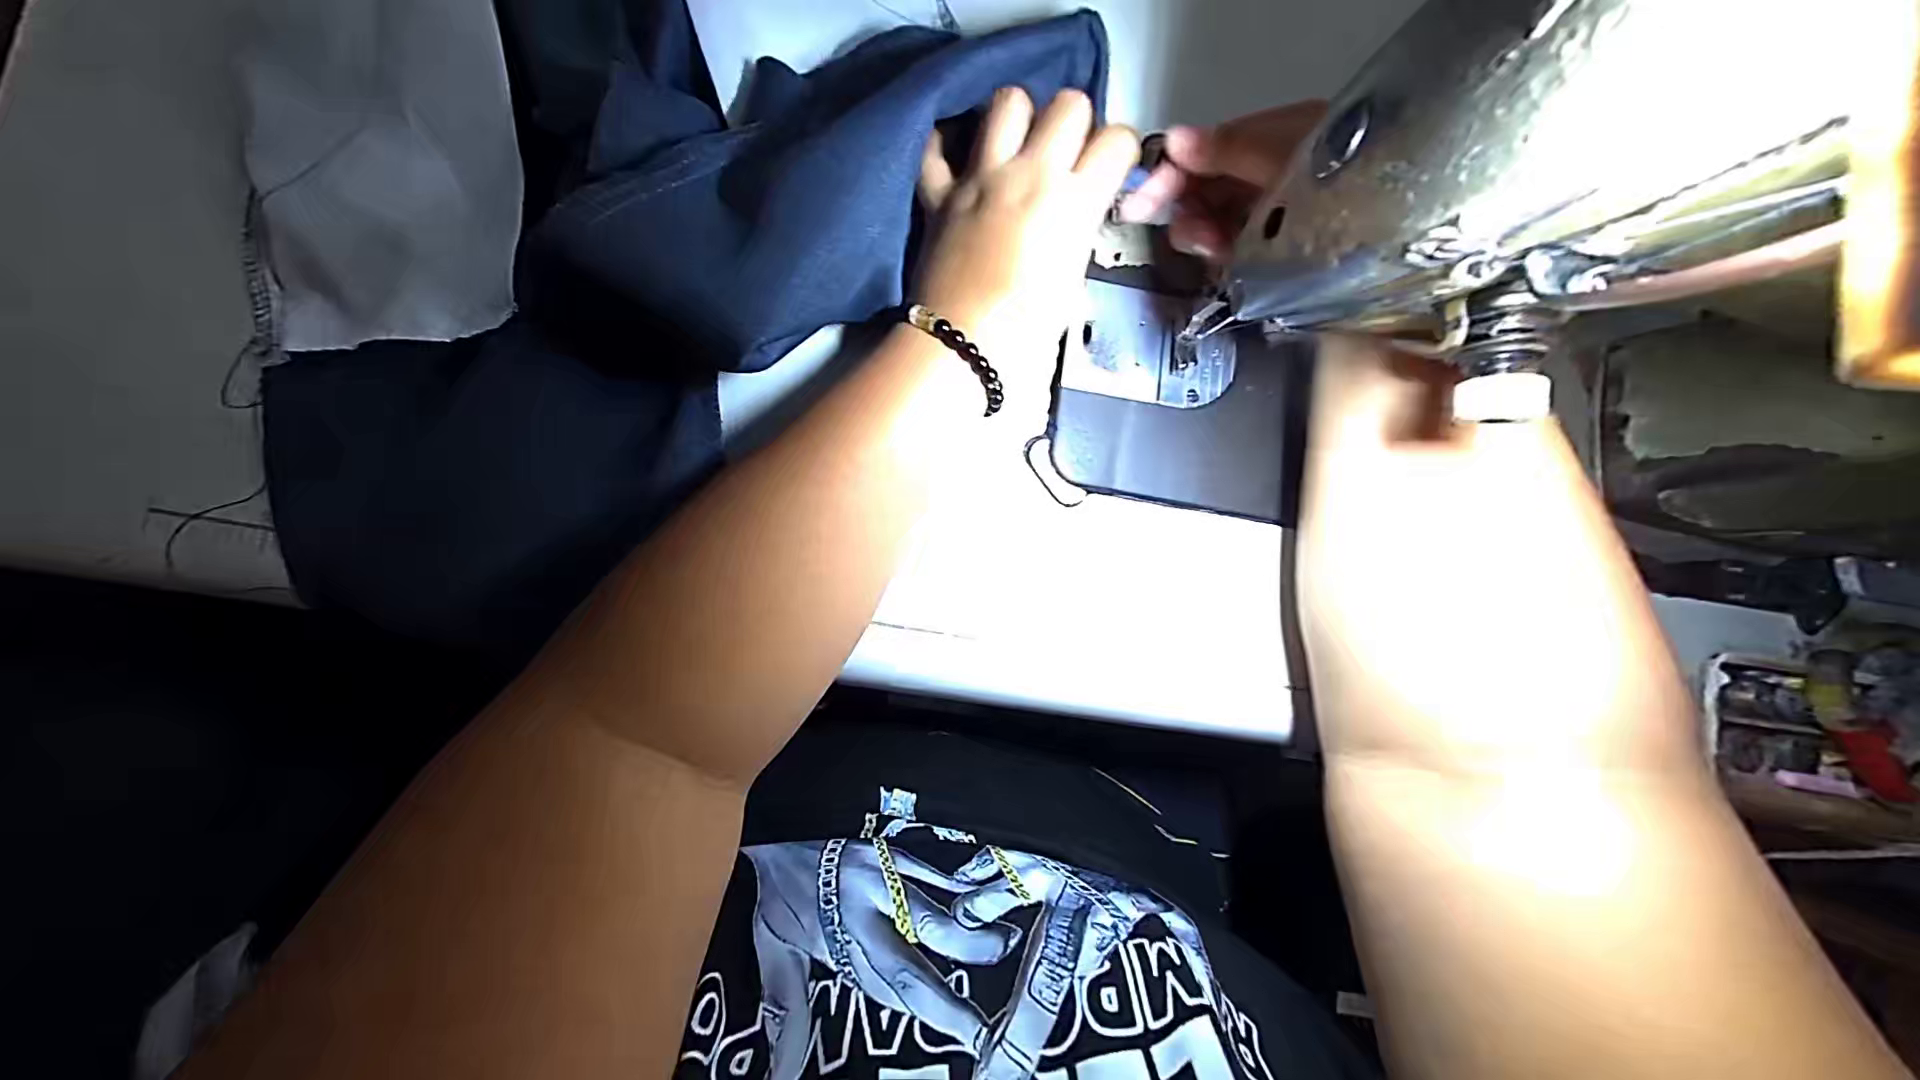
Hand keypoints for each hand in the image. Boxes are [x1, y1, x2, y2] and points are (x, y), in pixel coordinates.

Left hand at [913, 87, 1139, 419]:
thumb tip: (1069, 223)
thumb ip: (1075, 238)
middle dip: (1072, 124)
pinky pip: (938, 149)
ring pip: (1007, 102)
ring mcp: (982, 178)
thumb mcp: (1071, 284)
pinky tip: (958, 159)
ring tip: (1014, 150)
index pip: (1117, 140)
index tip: (1108, 170)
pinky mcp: (940, 195)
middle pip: (1067, 104)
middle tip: (1062, 157)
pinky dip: (946, 148)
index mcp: (1075, 202)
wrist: (964, 349)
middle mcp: (1032, 174)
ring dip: (1017, 119)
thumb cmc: (1027, 334)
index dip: (1117, 151)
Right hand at [1113, 101, 1327, 261]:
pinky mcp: (1267, 250)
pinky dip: (1217, 255)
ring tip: (1213, 246)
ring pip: (1211, 223)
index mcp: (1268, 142)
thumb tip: (1175, 141)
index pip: (1202, 154)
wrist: (1381, 233)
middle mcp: (1263, 175)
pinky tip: (1223, 258)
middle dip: (1187, 211)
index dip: (1168, 175)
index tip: (1140, 199)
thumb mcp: (1279, 157)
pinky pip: (1226, 250)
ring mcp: (1265, 213)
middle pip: (1203, 191)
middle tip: (1189, 231)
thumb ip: (1225, 149)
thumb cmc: (1340, 183)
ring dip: (1202, 236)